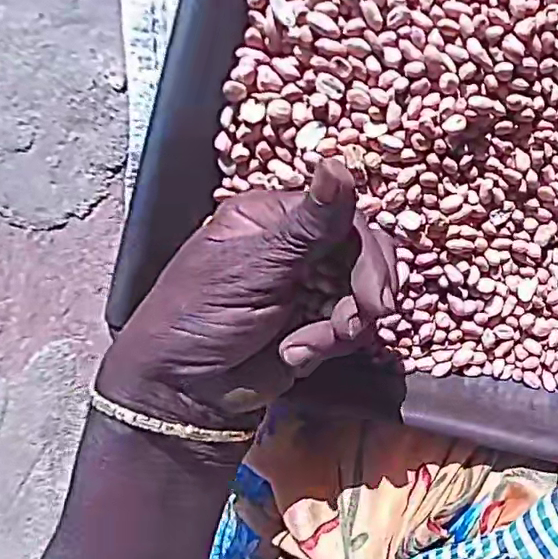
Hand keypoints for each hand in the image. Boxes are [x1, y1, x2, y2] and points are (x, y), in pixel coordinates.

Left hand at [97, 159, 397, 436]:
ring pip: (365, 292)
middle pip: (365, 255)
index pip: (346, 219)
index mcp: (275, 218)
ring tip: (312, 343)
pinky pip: (352, 324)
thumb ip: (308, 224)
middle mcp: (299, 246)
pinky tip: (297, 353)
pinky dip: (332, 342)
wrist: (182, 393)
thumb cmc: (198, 317)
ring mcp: (311, 284)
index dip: (369, 254)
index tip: (375, 292)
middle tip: (363, 319)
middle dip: (366, 291)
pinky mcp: (318, 320)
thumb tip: (338, 165)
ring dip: (348, 322)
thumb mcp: (255, 267)